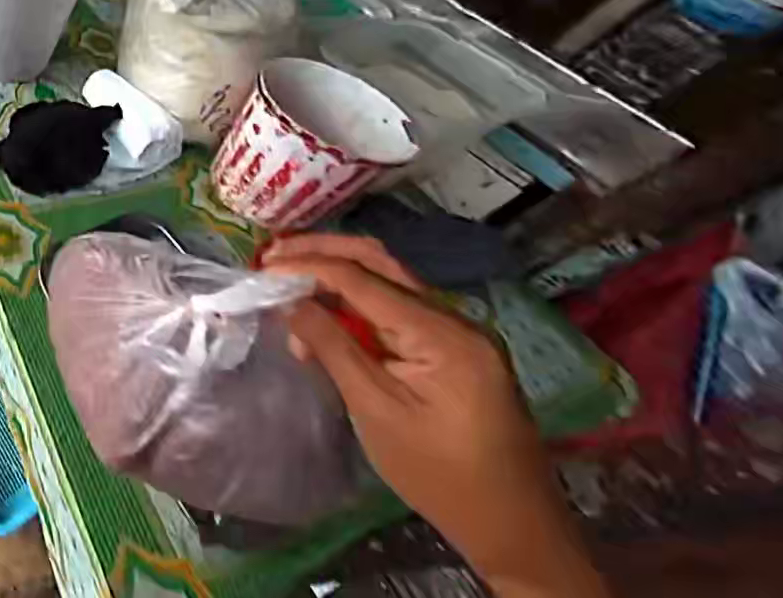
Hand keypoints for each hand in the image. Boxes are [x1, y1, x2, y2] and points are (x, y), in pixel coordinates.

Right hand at [264, 235, 607, 597]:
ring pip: (386, 278)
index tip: (264, 267)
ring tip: (289, 277)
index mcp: (442, 334)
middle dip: (322, 251)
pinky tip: (325, 309)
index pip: (362, 279)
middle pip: (378, 261)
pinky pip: (396, 305)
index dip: (308, 266)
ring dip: (336, 272)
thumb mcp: (377, 412)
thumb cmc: (442, 478)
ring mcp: (456, 328)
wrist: (518, 530)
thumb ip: (333, 347)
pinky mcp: (451, 344)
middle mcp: (454, 317)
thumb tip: (288, 301)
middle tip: (273, 255)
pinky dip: (355, 300)